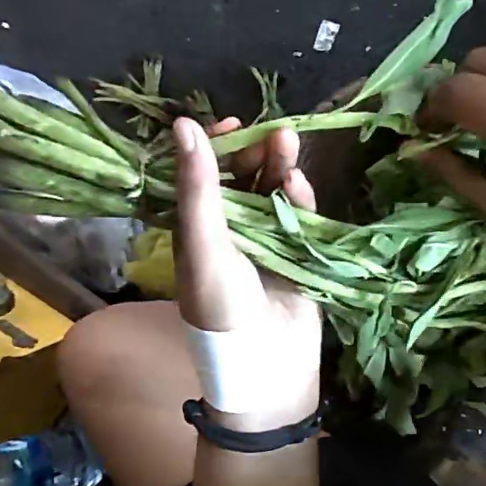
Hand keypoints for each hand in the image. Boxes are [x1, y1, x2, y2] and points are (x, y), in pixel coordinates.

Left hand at [174, 117, 322, 430]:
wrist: (267, 362)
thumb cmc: (223, 307)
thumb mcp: (203, 245)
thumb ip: (198, 189)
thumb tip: (184, 124)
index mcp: (198, 227)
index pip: (204, 174)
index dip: (216, 146)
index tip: (233, 124)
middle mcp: (231, 229)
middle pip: (245, 178)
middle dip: (259, 153)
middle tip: (278, 134)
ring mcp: (266, 240)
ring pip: (274, 193)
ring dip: (281, 169)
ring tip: (291, 147)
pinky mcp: (297, 252)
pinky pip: (299, 216)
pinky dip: (300, 198)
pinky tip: (301, 185)